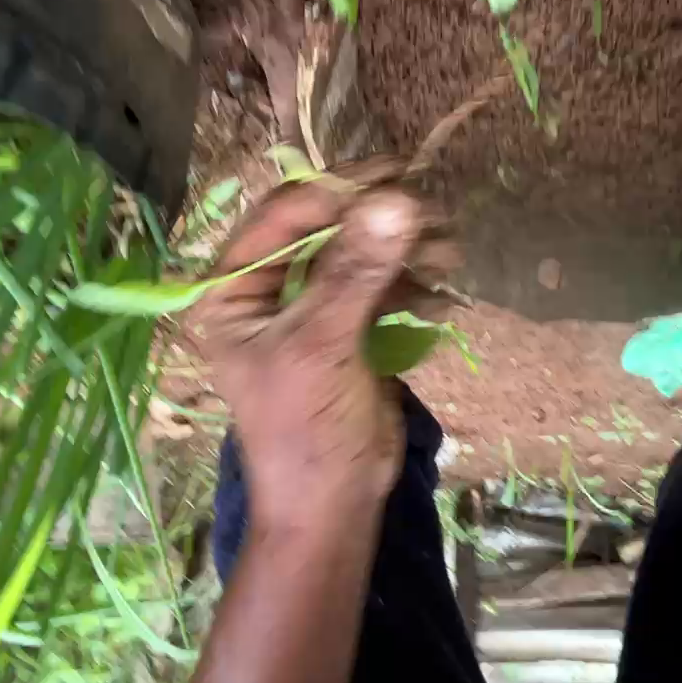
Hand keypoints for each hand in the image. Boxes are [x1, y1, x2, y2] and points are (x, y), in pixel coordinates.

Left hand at [190, 180, 430, 530]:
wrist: (335, 502)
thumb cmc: (305, 428)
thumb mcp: (321, 345)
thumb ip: (354, 272)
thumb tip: (397, 202)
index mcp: (232, 288)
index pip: (283, 215)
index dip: (337, 192)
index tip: (395, 180)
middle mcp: (269, 286)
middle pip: (328, 226)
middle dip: (379, 219)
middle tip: (432, 211)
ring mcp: (314, 303)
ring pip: (362, 252)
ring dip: (406, 249)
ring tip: (448, 255)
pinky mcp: (351, 321)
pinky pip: (383, 282)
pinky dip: (413, 280)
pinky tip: (442, 289)